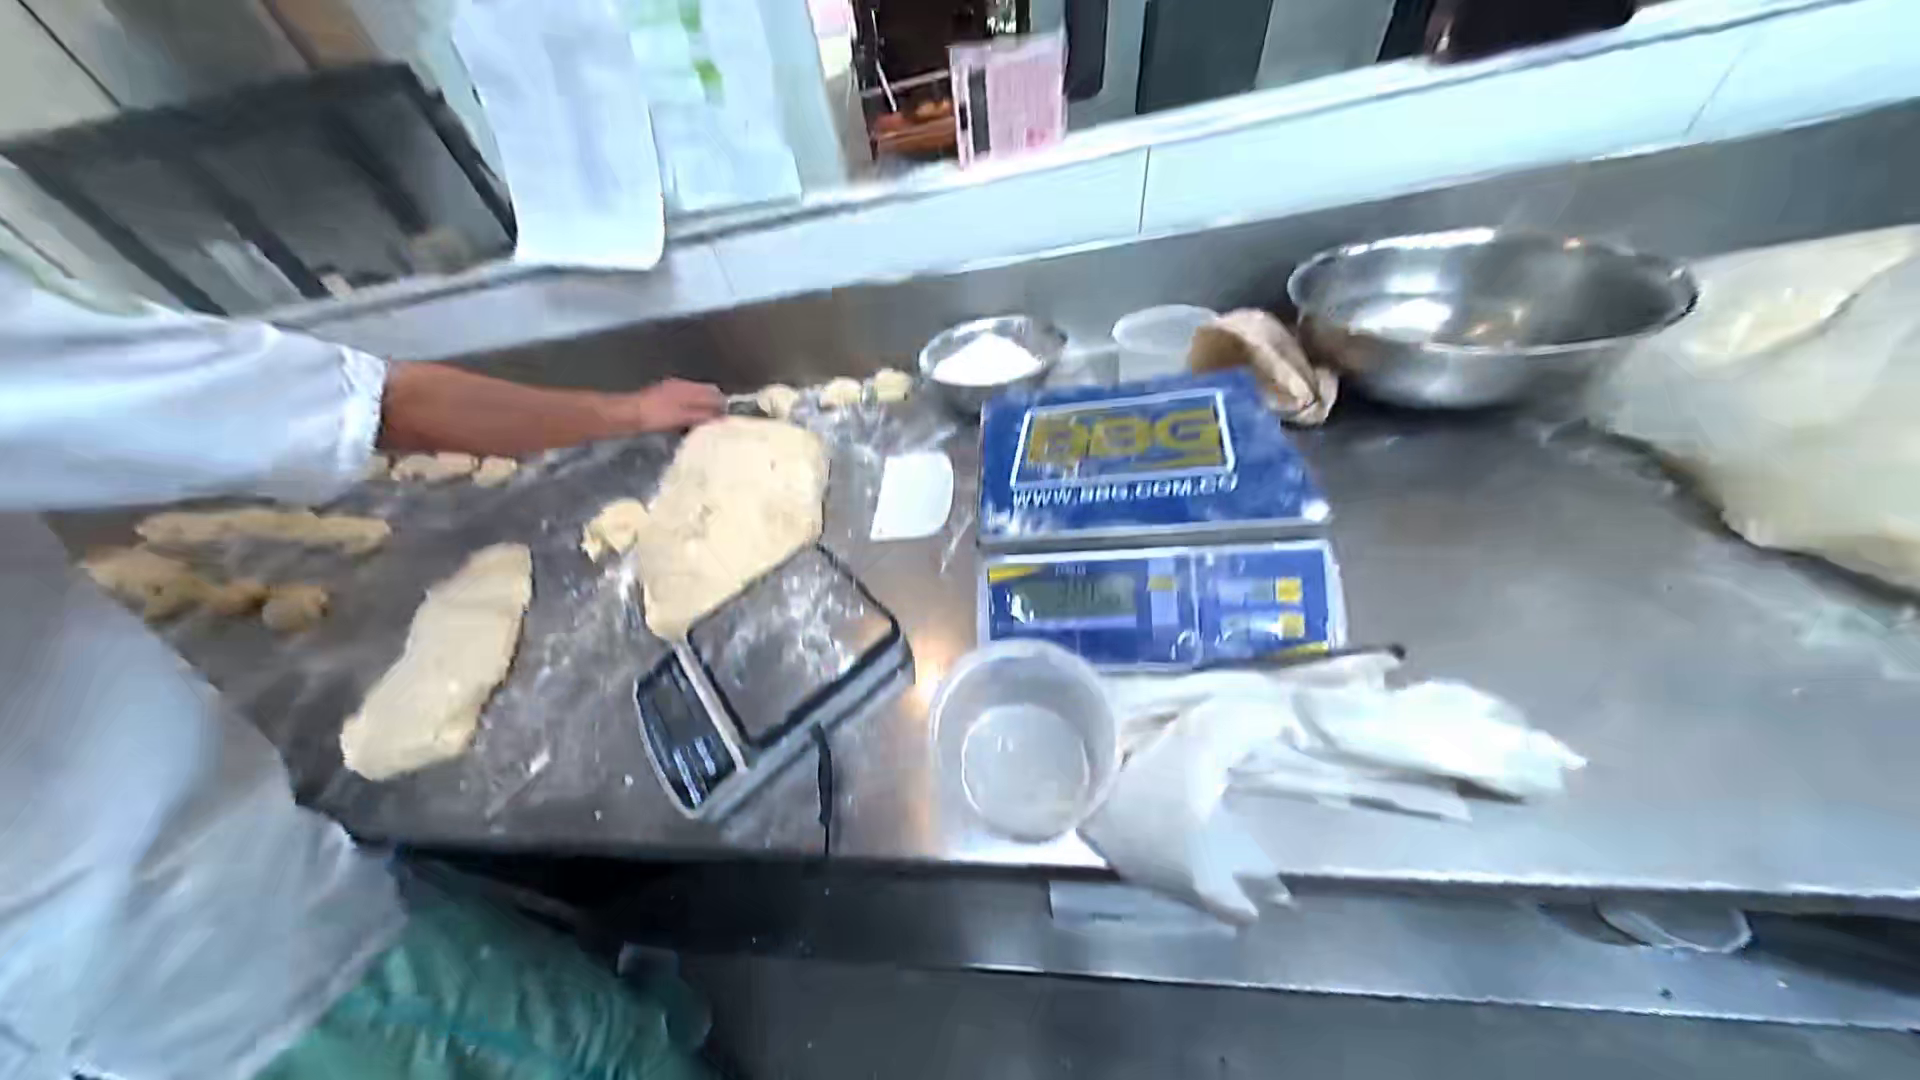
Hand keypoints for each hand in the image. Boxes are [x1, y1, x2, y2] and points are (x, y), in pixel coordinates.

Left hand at [611, 379, 726, 433]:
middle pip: (706, 393)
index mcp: (688, 388)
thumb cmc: (657, 416)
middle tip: (719, 424)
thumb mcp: (683, 417)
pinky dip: (692, 410)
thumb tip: (723, 416)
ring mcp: (672, 390)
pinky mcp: (664, 398)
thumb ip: (704, 415)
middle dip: (715, 406)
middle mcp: (682, 385)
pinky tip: (690, 422)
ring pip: (696, 398)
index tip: (729, 420)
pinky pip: (686, 402)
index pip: (714, 393)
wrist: (628, 414)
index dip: (724, 405)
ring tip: (707, 425)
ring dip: (703, 409)